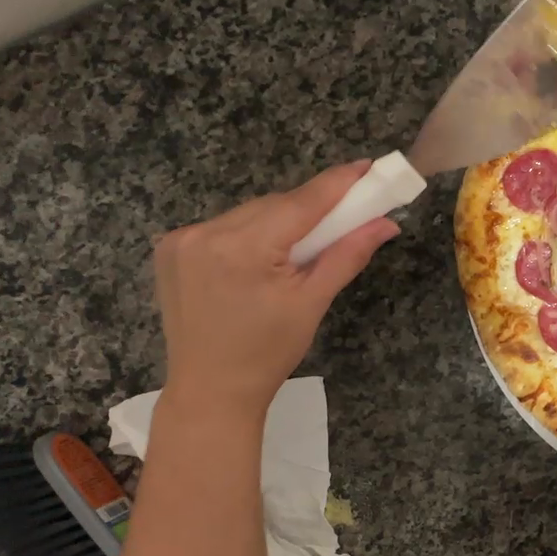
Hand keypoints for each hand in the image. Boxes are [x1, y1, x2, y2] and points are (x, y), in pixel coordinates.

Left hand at [152, 161, 399, 415]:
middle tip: (347, 215)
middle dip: (311, 210)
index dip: (337, 183)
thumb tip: (386, 224)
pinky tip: (263, 258)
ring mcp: (181, 239)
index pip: (301, 203)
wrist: (212, 388)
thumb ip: (347, 255)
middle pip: (274, 206)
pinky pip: (225, 227)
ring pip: (250, 215)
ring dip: (280, 222)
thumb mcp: (313, 303)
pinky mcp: (170, 249)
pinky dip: (252, 234)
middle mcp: (205, 234)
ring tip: (300, 249)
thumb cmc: (269, 352)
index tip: (368, 167)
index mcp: (243, 250)